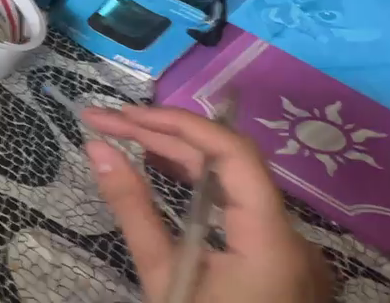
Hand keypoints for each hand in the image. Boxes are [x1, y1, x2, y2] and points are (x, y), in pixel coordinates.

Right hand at [82, 105, 330, 302]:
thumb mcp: (162, 275)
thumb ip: (132, 207)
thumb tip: (95, 144)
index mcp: (272, 241)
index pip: (233, 154)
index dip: (178, 123)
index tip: (122, 115)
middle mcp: (294, 238)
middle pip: (229, 162)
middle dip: (161, 133)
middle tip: (101, 122)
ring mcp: (292, 250)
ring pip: (233, 179)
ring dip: (174, 151)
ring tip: (121, 137)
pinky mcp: (282, 260)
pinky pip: (239, 202)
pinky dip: (195, 178)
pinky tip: (159, 169)